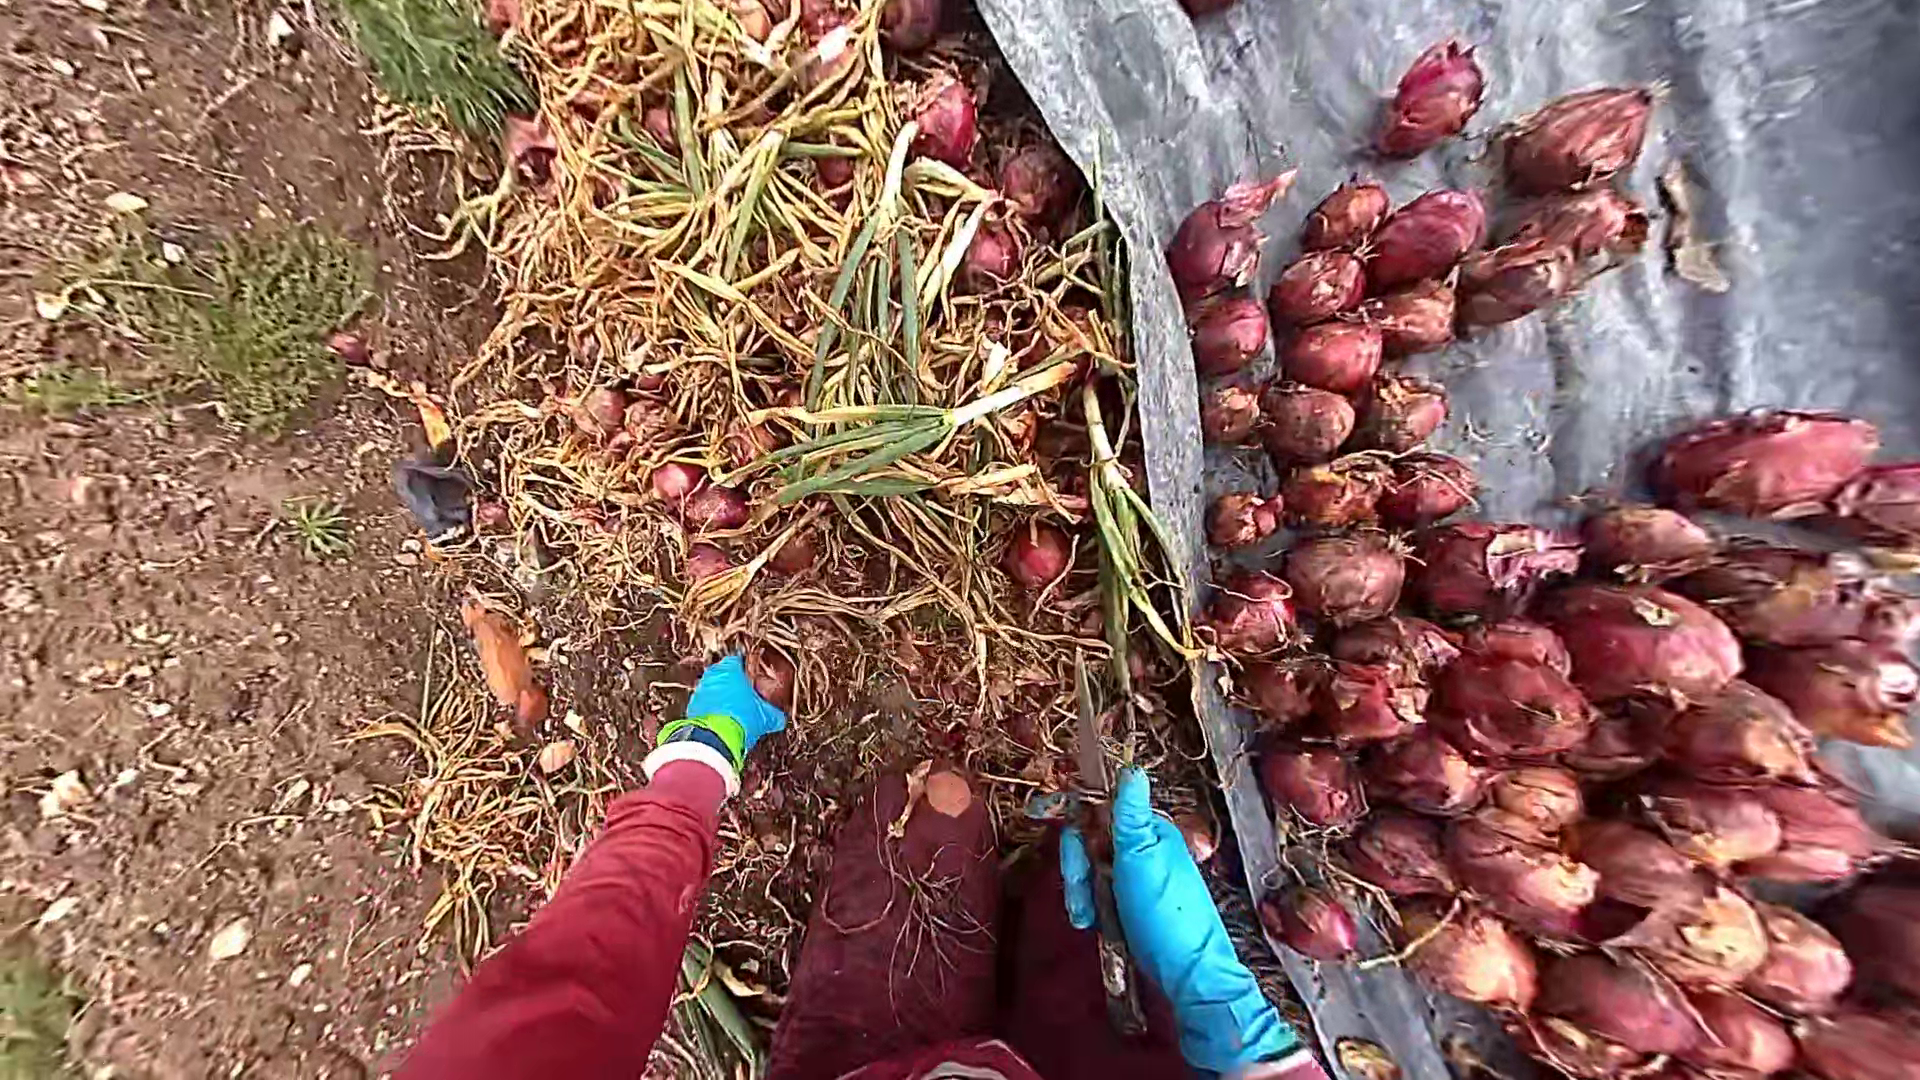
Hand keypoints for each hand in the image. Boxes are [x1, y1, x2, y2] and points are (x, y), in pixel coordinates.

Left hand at [683, 654, 786, 759]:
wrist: (715, 739)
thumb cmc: (739, 718)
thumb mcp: (764, 716)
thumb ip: (773, 714)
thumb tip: (778, 719)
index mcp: (730, 668)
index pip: (738, 660)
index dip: (746, 670)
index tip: (752, 678)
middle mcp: (712, 676)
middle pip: (724, 674)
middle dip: (733, 684)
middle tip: (744, 695)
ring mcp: (700, 692)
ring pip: (712, 689)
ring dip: (721, 697)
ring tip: (734, 711)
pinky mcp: (691, 708)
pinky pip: (704, 705)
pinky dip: (711, 710)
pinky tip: (722, 721)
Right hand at [1062, 767, 1303, 1074]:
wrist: (1191, 979)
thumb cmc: (1167, 914)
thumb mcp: (1141, 855)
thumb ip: (1130, 811)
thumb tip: (1130, 768)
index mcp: (1146, 829)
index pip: (1097, 807)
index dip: (1068, 809)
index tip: (1037, 810)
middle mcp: (1139, 849)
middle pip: (1087, 839)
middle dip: (1077, 865)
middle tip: (1081, 886)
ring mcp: (1134, 878)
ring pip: (1089, 869)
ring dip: (1082, 891)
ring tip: (1090, 915)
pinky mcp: (1129, 905)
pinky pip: (1097, 895)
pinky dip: (1092, 908)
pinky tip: (1097, 923)